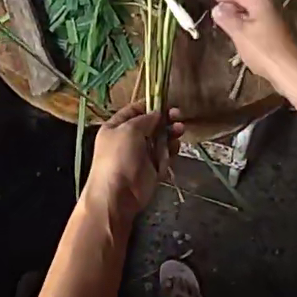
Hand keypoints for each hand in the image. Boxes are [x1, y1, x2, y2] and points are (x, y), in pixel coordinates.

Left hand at [82, 104, 183, 228]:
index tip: (165, 102)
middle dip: (164, 119)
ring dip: (171, 133)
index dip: (149, 105)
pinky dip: (171, 150)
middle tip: (177, 115)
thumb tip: (157, 113)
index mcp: (116, 127)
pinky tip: (176, 146)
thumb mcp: (129, 130)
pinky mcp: (152, 168)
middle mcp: (128, 139)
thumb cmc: (119, 157)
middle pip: (151, 124)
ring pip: (160, 139)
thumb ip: (145, 119)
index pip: (134, 111)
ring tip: (179, 130)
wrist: (118, 194)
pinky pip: (165, 155)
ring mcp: (141, 154)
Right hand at [211, 0, 296, 108]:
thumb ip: (227, 19)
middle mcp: (274, 6)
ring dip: (242, 14)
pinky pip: (263, 22)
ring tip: (229, 19)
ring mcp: (281, 19)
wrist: (292, 71)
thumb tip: (217, 8)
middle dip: (234, 3)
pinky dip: (251, 23)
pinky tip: (245, 32)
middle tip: (219, 7)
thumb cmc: (263, 50)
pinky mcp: (284, 33)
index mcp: (262, 3)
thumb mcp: (240, 34)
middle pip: (250, 0)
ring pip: (257, 12)